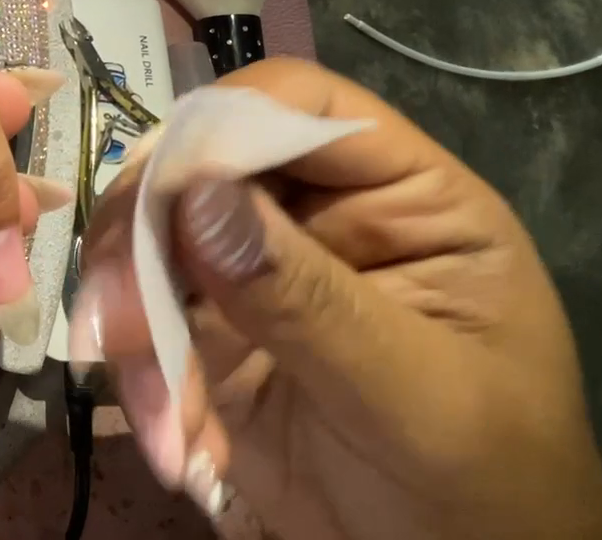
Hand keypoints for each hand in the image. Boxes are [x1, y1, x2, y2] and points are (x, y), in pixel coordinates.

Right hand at [76, 59, 601, 539]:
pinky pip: (130, 290)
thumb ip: (309, 297)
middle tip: (120, 302)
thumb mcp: (418, 401)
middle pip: (195, 156)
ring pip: (144, 221)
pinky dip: (124, 346)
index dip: (228, 123)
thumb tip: (200, 193)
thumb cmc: (481, 497)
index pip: (300, 104)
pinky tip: (157, 415)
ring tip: (136, 374)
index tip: (170, 189)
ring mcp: (241, 258)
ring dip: (122, 291)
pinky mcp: (193, 309)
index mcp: (399, 199)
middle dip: (145, 223)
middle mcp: (310, 210)